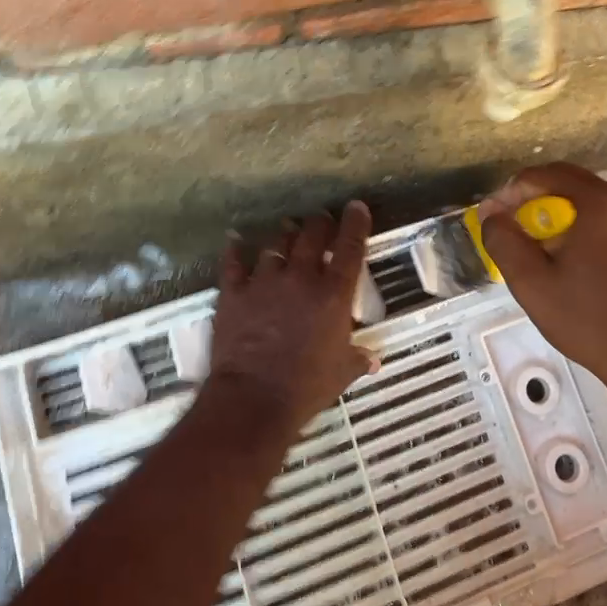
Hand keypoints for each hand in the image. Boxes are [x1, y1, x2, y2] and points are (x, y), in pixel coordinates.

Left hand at [205, 201, 376, 436]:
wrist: (254, 398)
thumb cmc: (306, 387)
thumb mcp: (342, 373)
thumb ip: (357, 359)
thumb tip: (373, 359)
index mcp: (333, 295)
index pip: (350, 248)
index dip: (356, 224)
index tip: (356, 207)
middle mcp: (301, 278)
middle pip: (312, 236)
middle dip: (320, 223)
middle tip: (322, 219)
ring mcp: (264, 282)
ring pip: (276, 244)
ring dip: (285, 234)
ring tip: (288, 228)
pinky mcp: (234, 292)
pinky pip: (233, 262)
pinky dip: (235, 249)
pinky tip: (236, 240)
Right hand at [480, 163, 606, 411]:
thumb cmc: (593, 320)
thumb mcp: (532, 282)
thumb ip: (504, 241)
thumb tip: (492, 215)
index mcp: (598, 202)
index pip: (542, 175)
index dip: (509, 192)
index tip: (493, 219)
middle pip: (566, 182)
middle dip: (532, 201)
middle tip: (511, 231)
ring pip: (585, 202)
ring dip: (555, 216)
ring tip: (536, 249)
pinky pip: (604, 219)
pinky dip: (579, 228)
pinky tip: (568, 262)